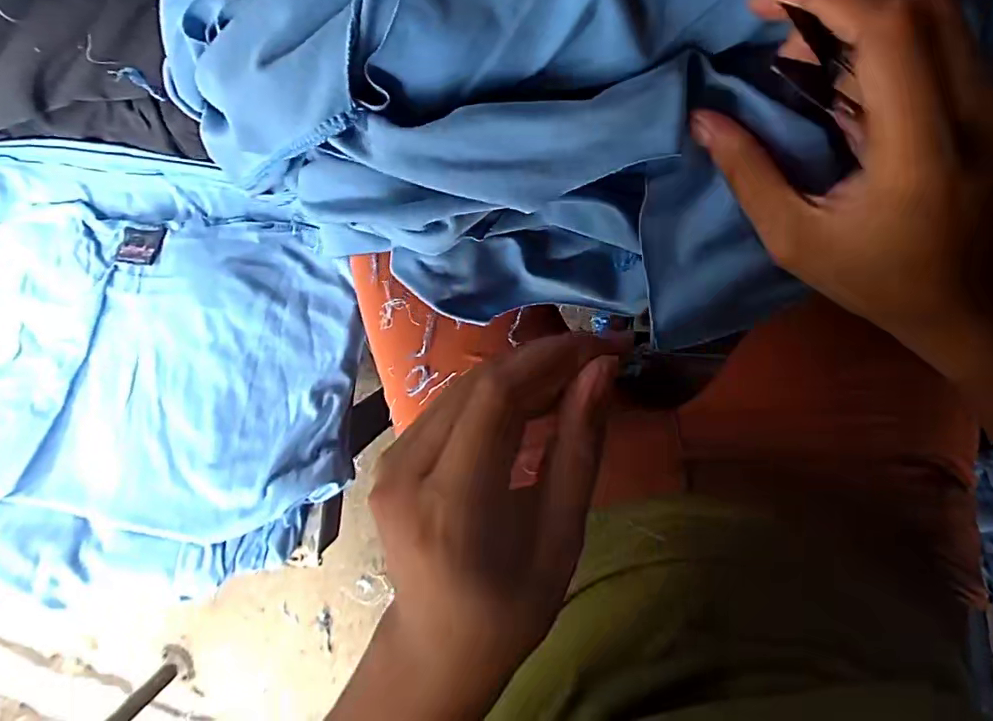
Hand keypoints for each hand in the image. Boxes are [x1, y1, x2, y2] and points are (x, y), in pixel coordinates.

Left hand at [336, 333, 624, 720]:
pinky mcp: (392, 454)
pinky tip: (535, 395)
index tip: (601, 346)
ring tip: (575, 373)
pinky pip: (452, 403)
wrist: (436, 646)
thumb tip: (601, 371)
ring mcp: (390, 460)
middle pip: (479, 382)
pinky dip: (499, 390)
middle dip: (542, 359)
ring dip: (523, 371)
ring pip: (465, 385)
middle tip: (597, 355)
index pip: (496, 397)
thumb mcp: (561, 536)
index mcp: (449, 504)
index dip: (551, 358)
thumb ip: (580, 448)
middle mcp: (405, 471)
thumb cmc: (509, 607)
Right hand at [691, 0, 992, 352]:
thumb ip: (747, 171)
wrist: (970, 307)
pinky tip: (847, 84)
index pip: (890, 26)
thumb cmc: (877, 279)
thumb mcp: (794, 239)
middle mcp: (973, 108)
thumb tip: (702, 117)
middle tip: (788, 52)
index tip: (763, 5)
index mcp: (922, 148)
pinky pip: (935, 31)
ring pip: (930, 4)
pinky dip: (878, 34)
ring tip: (812, 70)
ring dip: (855, 14)